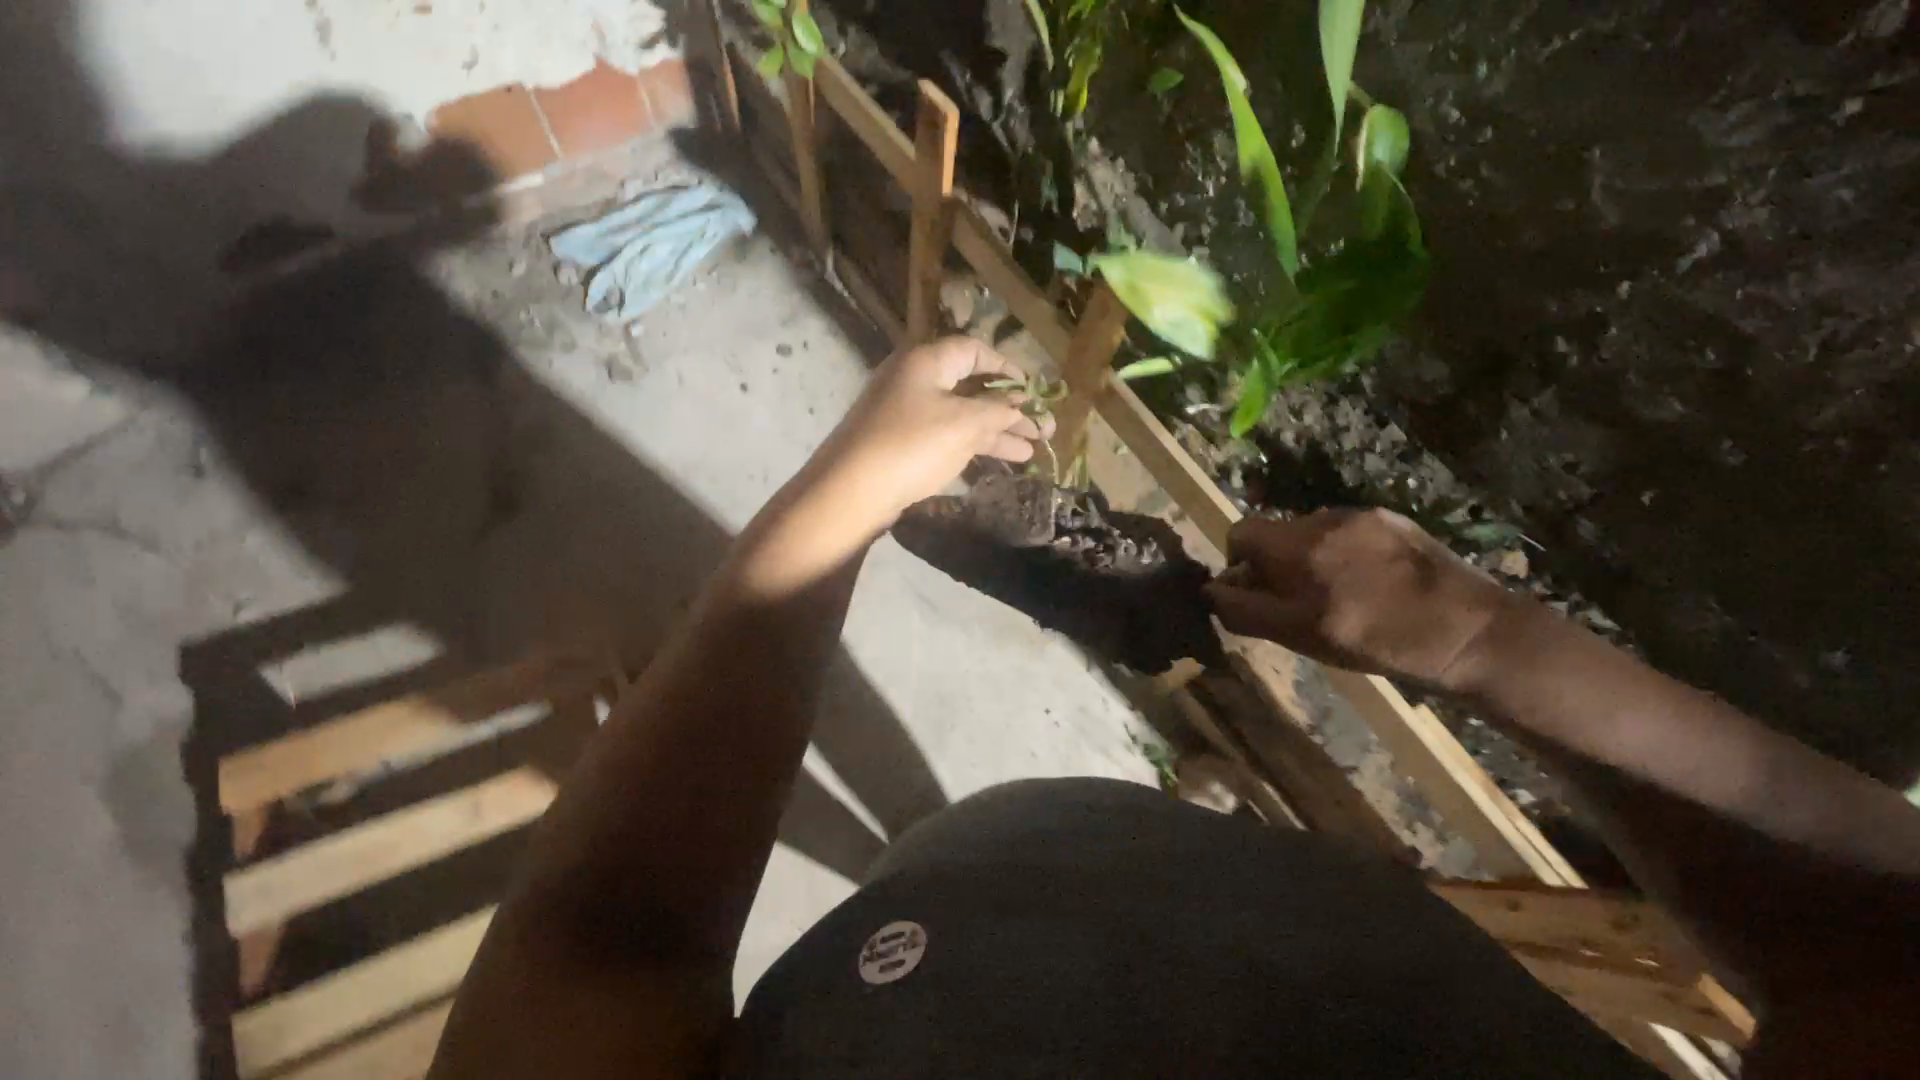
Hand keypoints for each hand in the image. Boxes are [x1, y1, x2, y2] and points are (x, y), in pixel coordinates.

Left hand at [805, 336, 1047, 531]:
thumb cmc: (911, 445)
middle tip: (1043, 429)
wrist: (851, 491)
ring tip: (1033, 452)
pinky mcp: (902, 444)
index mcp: (926, 361)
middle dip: (1009, 408)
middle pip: (970, 387)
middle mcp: (915, 381)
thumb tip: (1019, 403)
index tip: (1033, 389)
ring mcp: (906, 414)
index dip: (1007, 368)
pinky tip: (1001, 461)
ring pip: (961, 415)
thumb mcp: (963, 424)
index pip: (974, 351)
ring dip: (997, 431)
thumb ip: (997, 410)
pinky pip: (946, 436)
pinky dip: (974, 445)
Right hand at [1204, 508, 1519, 691]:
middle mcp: (1323, 519)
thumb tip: (1211, 590)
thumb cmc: (1376, 641)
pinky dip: (1349, 557)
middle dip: (1278, 564)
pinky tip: (1376, 588)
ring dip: (1313, 560)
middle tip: (1302, 606)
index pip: (1239, 533)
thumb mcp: (1300, 635)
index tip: (1260, 597)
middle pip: (1277, 533)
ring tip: (1345, 598)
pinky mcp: (1397, 522)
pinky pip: (1351, 534)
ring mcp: (1364, 517)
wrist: (1469, 632)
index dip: (1239, 564)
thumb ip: (1246, 610)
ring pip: (1314, 534)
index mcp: (1295, 544)